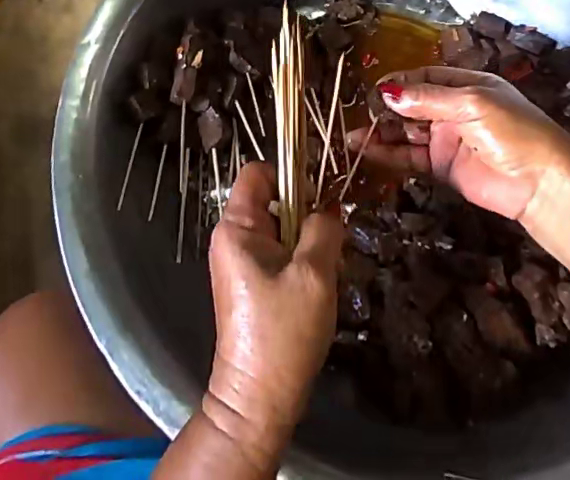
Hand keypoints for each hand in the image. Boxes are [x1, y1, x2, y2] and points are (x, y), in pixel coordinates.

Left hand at [202, 163, 342, 462]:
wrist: (259, 399)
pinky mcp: (255, 281)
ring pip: (283, 224)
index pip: (258, 171)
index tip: (322, 187)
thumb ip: (324, 226)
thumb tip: (329, 206)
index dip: (291, 170)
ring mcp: (243, 261)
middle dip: (307, 206)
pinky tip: (323, 275)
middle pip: (274, 196)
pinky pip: (283, 249)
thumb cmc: (283, 331)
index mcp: (237, 228)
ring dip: (310, 234)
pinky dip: (305, 254)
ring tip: (331, 256)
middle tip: (335, 225)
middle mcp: (233, 238)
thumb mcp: (313, 271)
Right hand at [350, 67, 569, 223]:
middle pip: (412, 104)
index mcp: (467, 85)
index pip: (425, 78)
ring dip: (381, 132)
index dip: (400, 83)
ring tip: (351, 135)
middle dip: (386, 108)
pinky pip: (409, 157)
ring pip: (406, 131)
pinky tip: (365, 151)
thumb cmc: (515, 132)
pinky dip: (387, 154)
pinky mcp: (442, 167)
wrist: (542, 184)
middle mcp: (454, 109)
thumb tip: (388, 92)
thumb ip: (429, 100)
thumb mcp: (473, 105)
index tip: (373, 90)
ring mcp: (447, 139)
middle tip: (358, 114)